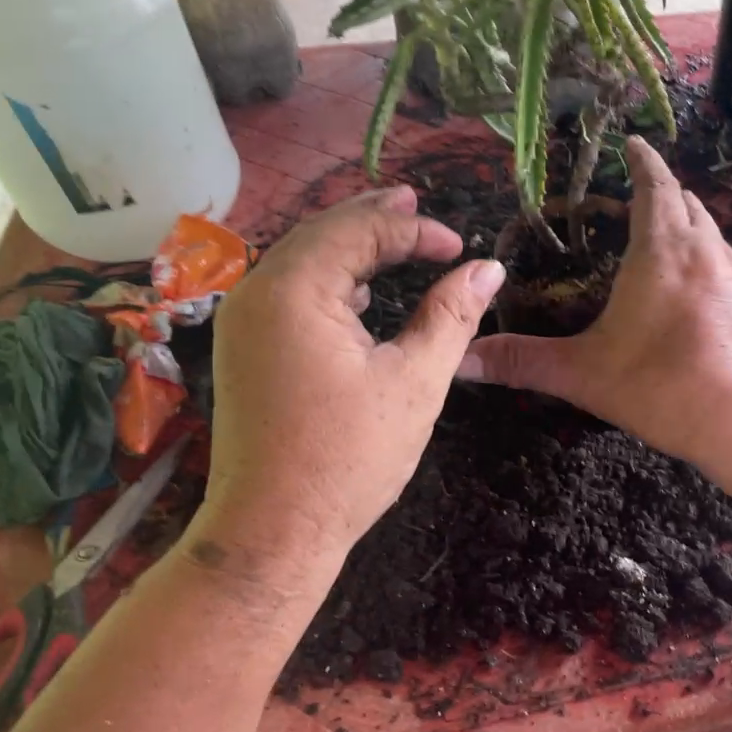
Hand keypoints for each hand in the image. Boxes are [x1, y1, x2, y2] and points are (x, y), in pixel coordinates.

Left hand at [202, 189, 504, 565]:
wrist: (272, 531)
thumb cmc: (349, 458)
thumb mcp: (415, 382)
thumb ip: (452, 316)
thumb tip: (489, 269)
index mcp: (294, 290)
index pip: (360, 231)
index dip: (415, 230)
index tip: (461, 247)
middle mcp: (255, 294)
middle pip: (320, 233)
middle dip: (373, 217)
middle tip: (414, 200)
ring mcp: (242, 324)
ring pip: (300, 261)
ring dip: (348, 246)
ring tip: (393, 237)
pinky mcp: (244, 352)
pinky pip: (287, 293)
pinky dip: (328, 281)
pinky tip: (357, 292)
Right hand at [457, 137, 731, 471]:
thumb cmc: (666, 387)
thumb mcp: (586, 374)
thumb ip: (525, 362)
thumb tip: (463, 361)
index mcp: (663, 248)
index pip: (654, 183)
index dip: (642, 160)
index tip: (632, 144)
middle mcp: (706, 249)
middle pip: (685, 201)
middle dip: (661, 190)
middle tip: (634, 195)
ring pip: (710, 231)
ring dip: (686, 224)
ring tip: (661, 237)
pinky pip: (726, 264)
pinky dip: (705, 259)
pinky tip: (693, 291)